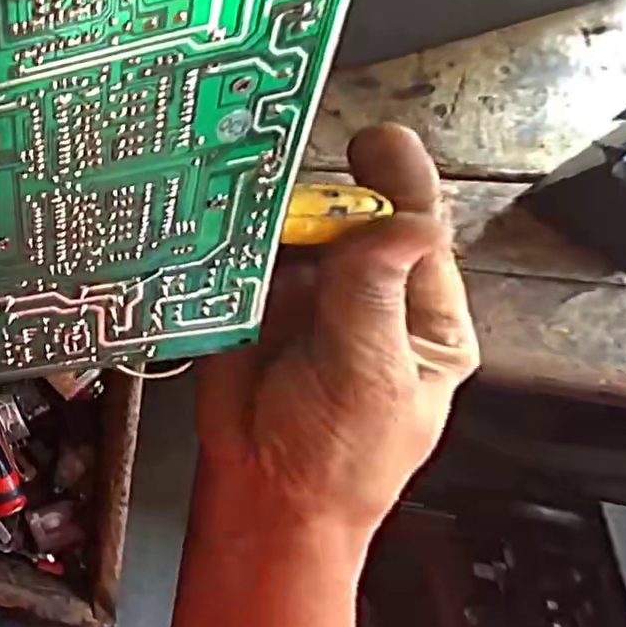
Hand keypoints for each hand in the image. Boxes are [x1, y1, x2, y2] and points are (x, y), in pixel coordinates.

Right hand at [195, 124, 479, 530]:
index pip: (414, 235)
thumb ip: (373, 298)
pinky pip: (240, 261)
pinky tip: (210, 221)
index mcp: (414, 311)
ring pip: (286, 237)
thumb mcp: (370, 376)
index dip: (400, 183)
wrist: (264, 486)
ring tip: (240, 184)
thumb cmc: (341, 450)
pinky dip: (227, 241)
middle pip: (341, 224)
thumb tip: (406, 221)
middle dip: (318, 195)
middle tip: (280, 170)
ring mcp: (297, 295)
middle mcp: (356, 291)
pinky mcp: (247, 302)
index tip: (377, 140)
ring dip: (266, 213)